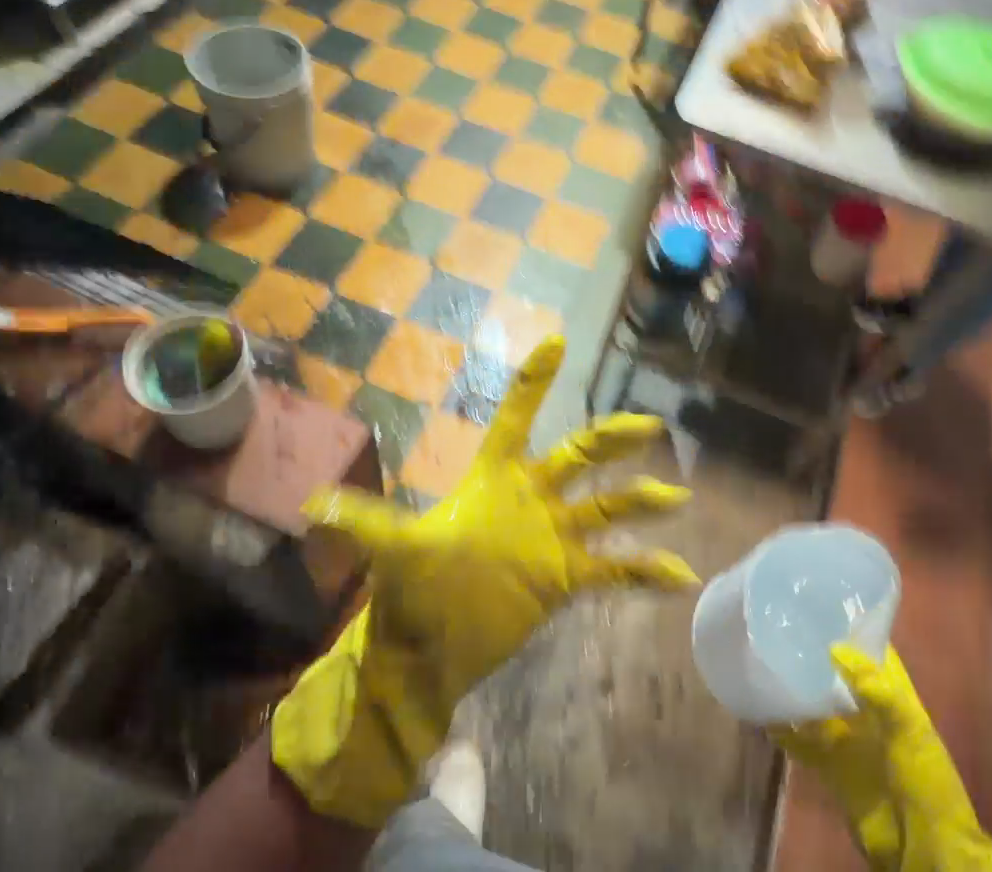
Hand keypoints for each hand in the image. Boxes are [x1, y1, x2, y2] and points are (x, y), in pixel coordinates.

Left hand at [272, 336, 697, 827]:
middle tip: (647, 428)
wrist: (428, 649)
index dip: (534, 383)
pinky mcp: (567, 580)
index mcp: (493, 479)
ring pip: (606, 507)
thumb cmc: (412, 591)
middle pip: (579, 455)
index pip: (516, 419)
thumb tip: (309, 505)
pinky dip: (646, 572)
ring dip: (640, 501)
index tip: (557, 342)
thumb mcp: (390, 553)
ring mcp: (553, 538)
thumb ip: (363, 522)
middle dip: (611, 438)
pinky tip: (681, 576)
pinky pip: (616, 570)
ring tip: (674, 496)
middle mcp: (531, 499)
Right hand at [771, 645, 991, 871]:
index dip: (850, 627)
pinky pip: (799, 739)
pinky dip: (780, 726)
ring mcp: (847, 737)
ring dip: (792, 687)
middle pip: (836, 673)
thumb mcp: (910, 731)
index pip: (872, 650)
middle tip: (777, 625)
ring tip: (761, 660)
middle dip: (812, 653)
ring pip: (813, 702)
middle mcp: (867, 711)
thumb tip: (835, 649)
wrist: (922, 847)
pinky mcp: (828, 763)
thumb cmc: (925, 782)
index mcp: (894, 696)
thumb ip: (877, 690)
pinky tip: (759, 709)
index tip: (819, 602)